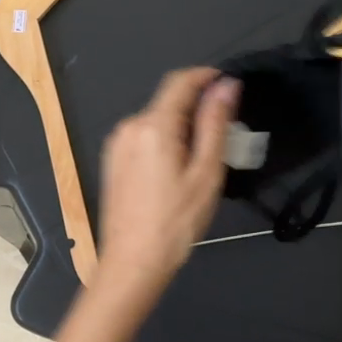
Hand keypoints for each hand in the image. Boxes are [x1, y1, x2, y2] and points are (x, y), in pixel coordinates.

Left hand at [95, 68, 236, 293]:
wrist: (131, 265)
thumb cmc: (175, 222)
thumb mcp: (205, 173)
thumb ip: (214, 124)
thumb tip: (226, 85)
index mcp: (153, 125)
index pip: (180, 81)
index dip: (206, 76)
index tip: (229, 83)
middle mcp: (130, 126)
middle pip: (168, 101)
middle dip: (197, 107)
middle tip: (225, 132)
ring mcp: (117, 144)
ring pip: (156, 120)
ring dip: (181, 125)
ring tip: (204, 156)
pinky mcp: (113, 160)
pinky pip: (144, 136)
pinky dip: (165, 139)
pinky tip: (178, 169)